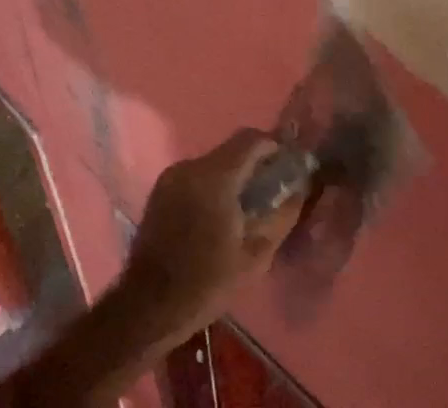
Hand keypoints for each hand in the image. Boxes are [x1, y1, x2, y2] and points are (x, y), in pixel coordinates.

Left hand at [120, 128, 307, 338]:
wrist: (147, 308)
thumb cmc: (206, 282)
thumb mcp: (256, 255)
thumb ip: (283, 214)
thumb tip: (300, 188)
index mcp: (215, 177)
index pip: (251, 139)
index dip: (275, 146)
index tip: (289, 165)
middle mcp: (190, 167)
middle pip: (232, 149)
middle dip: (255, 163)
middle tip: (272, 189)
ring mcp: (171, 177)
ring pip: (213, 162)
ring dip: (233, 175)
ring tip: (246, 206)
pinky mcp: (159, 191)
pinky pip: (196, 175)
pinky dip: (214, 185)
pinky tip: (220, 214)